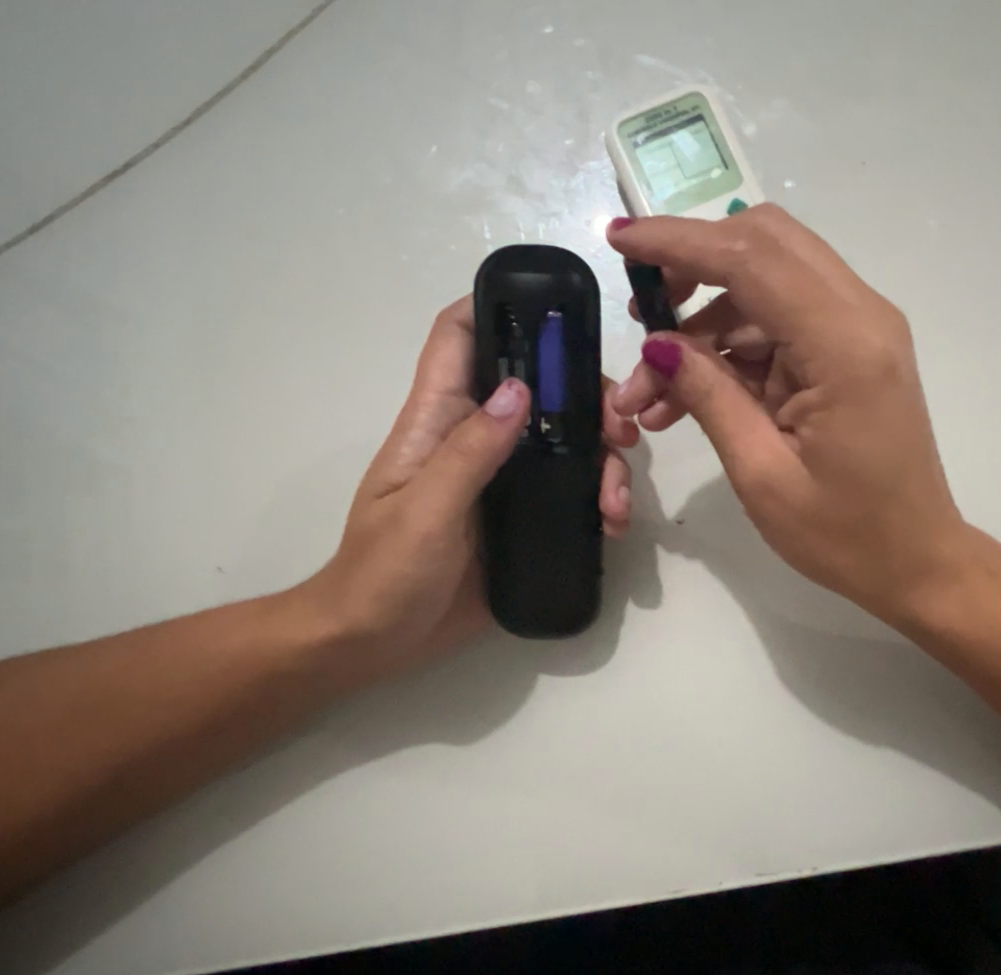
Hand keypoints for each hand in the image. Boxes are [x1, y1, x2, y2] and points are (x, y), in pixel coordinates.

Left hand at [293, 297, 637, 678]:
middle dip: (587, 397)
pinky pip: (572, 491)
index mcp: (437, 420)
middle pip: (538, 388)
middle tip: (623, 428)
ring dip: (603, 457)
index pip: (459, 336)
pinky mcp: (525, 516)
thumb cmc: (384, 572)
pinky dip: (599, 498)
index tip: (561, 313)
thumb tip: (520, 389)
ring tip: (618, 498)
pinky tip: (613, 523)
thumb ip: (471, 451)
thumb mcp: (425, 510)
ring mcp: (504, 479)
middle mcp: (474, 438)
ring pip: (567, 441)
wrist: (377, 641)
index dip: (500, 307)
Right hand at [608, 207, 965, 620]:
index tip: (618, 240)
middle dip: (693, 264)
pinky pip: (782, 322)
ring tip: (651, 394)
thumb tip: (656, 344)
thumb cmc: (844, 536)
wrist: (916, 561)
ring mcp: (862, 329)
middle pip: (766, 244)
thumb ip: (709, 396)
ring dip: (704, 323)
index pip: (752, 257)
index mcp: (844, 346)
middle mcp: (862, 316)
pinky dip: (732, 346)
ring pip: (768, 284)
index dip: (679, 241)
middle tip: (641, 312)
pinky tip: (687, 397)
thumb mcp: (762, 474)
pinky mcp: (853, 350)